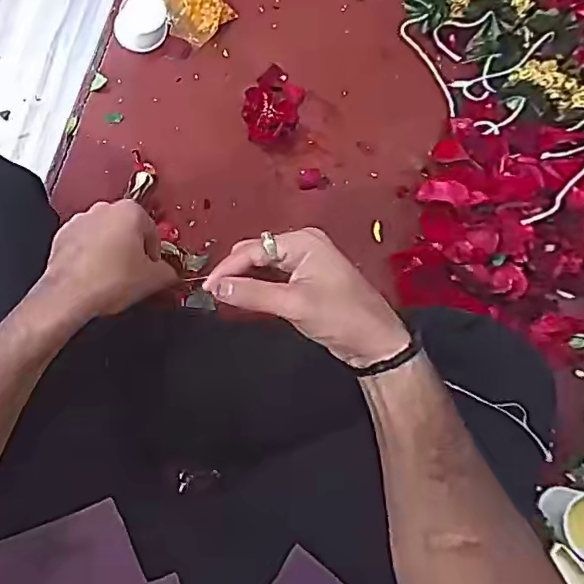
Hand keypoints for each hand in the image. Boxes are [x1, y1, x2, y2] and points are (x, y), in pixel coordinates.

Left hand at [37, 201, 176, 319]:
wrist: (68, 295)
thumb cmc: (105, 280)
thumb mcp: (153, 279)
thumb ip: (168, 272)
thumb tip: (168, 273)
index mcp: (130, 211)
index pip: (152, 231)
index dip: (155, 254)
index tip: (152, 267)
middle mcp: (104, 210)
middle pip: (128, 230)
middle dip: (132, 250)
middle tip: (134, 273)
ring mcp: (81, 221)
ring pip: (105, 236)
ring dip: (111, 252)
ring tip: (112, 277)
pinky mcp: (63, 236)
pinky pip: (84, 244)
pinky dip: (90, 257)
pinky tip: (94, 276)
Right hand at [204, 227, 410, 368]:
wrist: (376, 342)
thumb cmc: (342, 318)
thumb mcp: (294, 305)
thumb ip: (253, 294)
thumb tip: (217, 287)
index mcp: (304, 241)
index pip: (255, 248)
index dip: (228, 267)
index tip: (207, 287)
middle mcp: (305, 244)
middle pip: (258, 252)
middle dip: (234, 269)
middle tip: (212, 291)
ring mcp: (307, 260)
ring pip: (264, 264)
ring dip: (245, 277)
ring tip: (223, 293)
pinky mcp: (308, 277)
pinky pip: (275, 274)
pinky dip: (258, 284)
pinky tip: (245, 295)